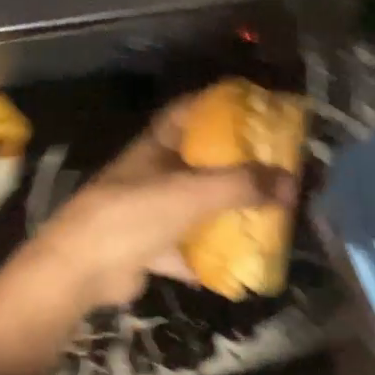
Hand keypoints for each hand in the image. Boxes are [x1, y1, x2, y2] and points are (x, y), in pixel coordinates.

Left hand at [26, 95, 297, 307]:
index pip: (191, 111)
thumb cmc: (136, 214)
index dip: (221, 105)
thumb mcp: (194, 193)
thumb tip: (293, 183)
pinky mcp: (144, 248)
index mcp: (158, 144)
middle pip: (198, 160)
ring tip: (263, 214)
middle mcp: (152, 171)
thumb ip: (243, 186)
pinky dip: (206, 257)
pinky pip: (184, 247)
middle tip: (272, 166)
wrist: (81, 269)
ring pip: (194, 204)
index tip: (256, 108)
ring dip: (222, 211)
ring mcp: (147, 210)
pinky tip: (236, 266)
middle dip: (232, 165)